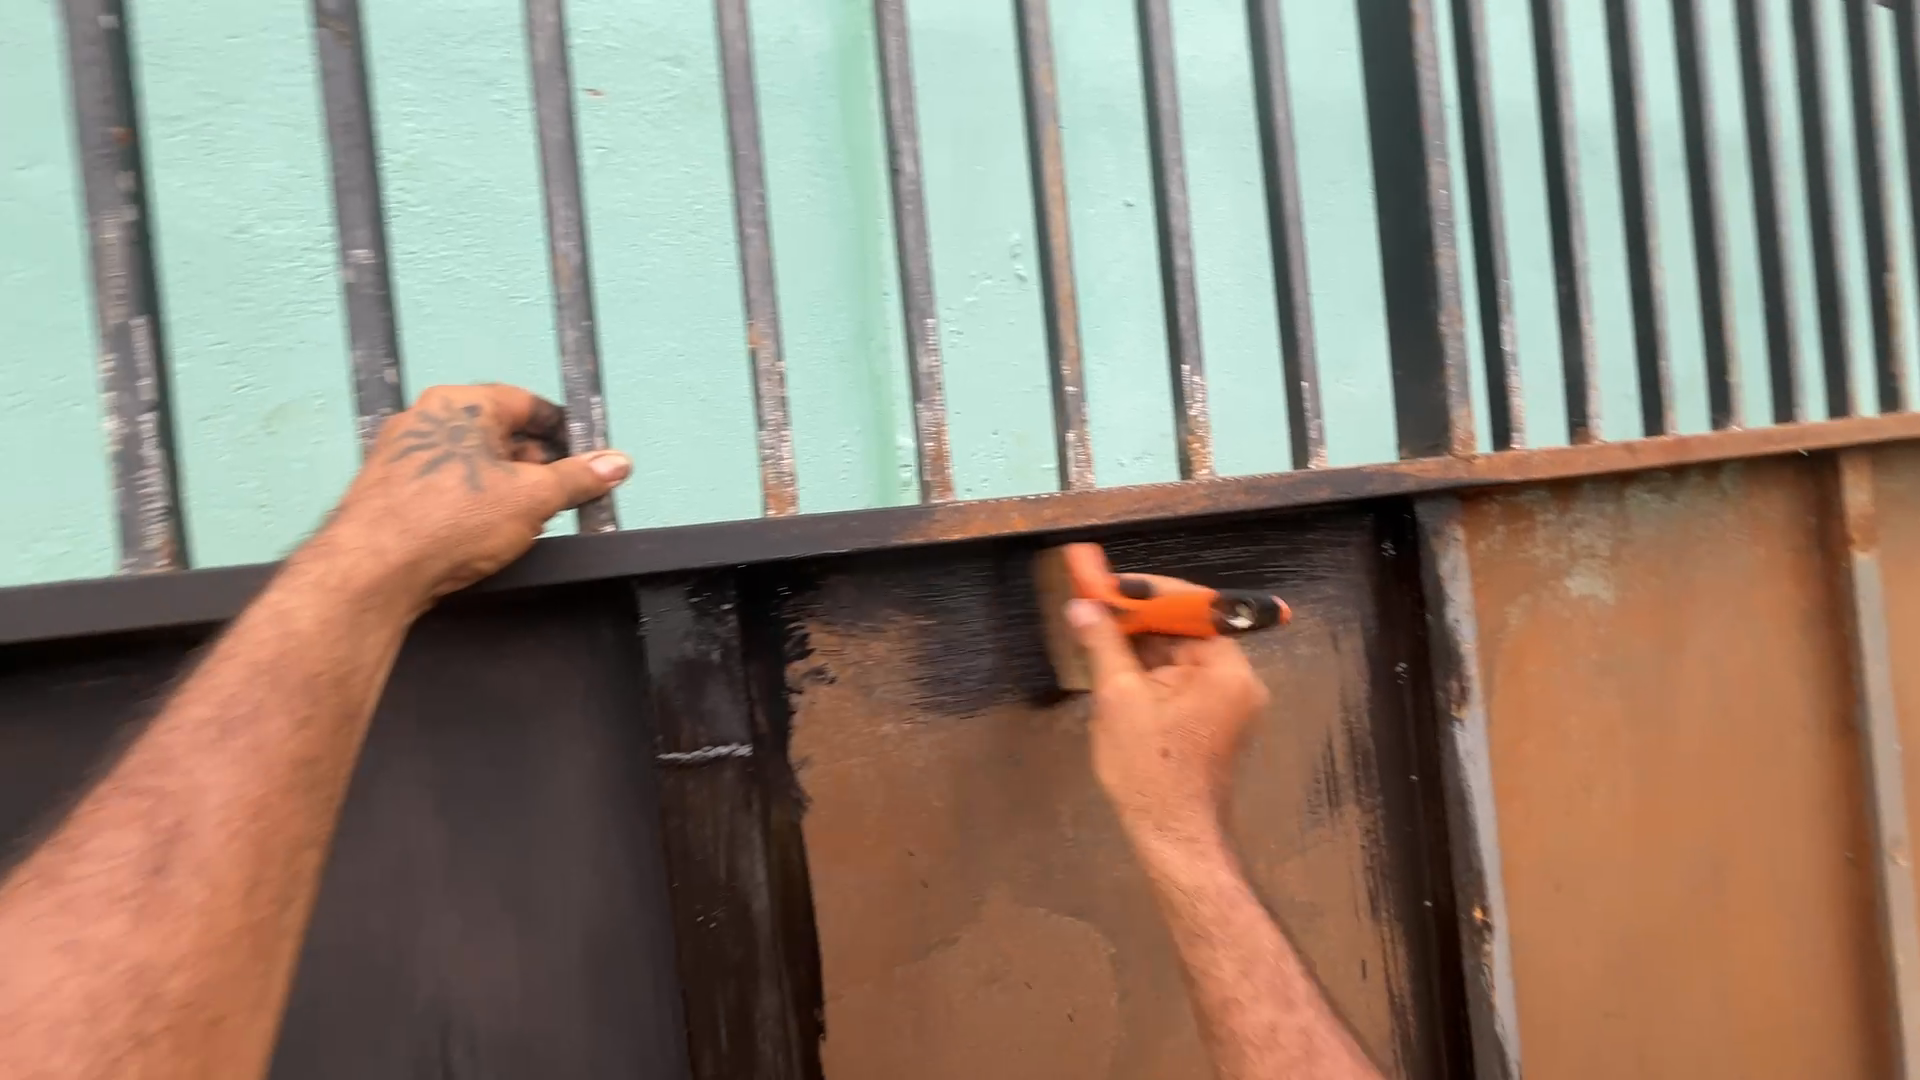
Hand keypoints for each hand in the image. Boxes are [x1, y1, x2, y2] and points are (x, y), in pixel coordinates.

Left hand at [310, 384, 630, 609]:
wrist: (374, 572)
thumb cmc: (455, 519)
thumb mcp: (536, 497)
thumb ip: (581, 478)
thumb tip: (619, 462)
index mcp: (461, 405)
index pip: (528, 404)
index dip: (565, 431)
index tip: (588, 457)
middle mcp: (427, 419)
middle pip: (503, 433)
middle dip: (540, 463)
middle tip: (566, 494)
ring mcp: (404, 454)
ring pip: (477, 461)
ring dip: (512, 486)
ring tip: (532, 519)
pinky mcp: (391, 489)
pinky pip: (451, 484)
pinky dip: (479, 500)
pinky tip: (492, 530)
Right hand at [1068, 599, 1270, 842]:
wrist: (1173, 838)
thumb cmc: (1148, 769)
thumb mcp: (1118, 698)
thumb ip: (1103, 643)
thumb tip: (1081, 604)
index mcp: (1225, 669)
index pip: (1189, 606)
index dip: (1144, 590)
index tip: (1104, 580)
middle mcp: (1237, 678)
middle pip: (1184, 628)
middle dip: (1138, 615)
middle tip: (1094, 601)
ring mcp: (1227, 699)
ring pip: (1177, 651)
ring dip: (1139, 640)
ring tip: (1096, 626)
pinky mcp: (1212, 715)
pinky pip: (1179, 675)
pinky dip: (1148, 666)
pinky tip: (1114, 659)